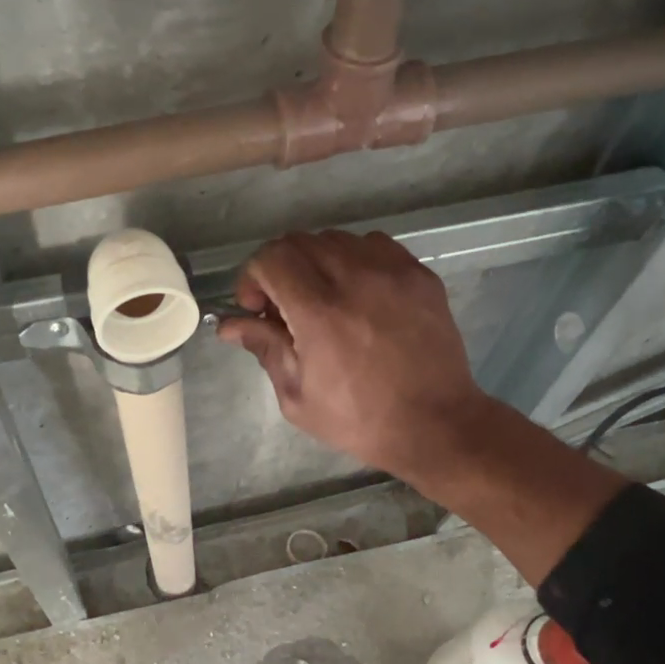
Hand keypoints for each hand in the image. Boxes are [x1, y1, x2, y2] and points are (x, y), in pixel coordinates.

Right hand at [220, 230, 490, 480]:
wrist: (434, 424)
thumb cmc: (359, 421)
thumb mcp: (297, 396)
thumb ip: (265, 349)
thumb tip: (230, 324)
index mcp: (319, 313)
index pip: (271, 259)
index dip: (253, 279)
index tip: (256, 310)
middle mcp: (355, 279)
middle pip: (300, 242)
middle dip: (280, 269)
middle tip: (284, 308)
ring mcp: (393, 272)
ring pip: (337, 239)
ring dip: (316, 262)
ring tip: (323, 300)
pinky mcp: (419, 275)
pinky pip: (375, 246)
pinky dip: (355, 260)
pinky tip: (357, 294)